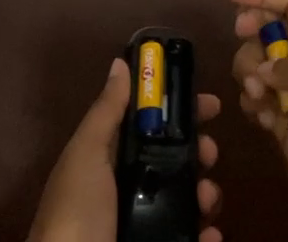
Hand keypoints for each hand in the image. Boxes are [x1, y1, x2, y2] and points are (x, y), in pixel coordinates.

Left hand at [29, 57, 223, 241]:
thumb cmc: (76, 211)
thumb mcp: (86, 154)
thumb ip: (106, 111)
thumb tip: (120, 63)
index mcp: (111, 159)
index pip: (152, 124)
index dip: (180, 111)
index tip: (210, 104)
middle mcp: (130, 187)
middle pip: (175, 160)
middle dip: (199, 151)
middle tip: (209, 153)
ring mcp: (145, 222)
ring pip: (188, 198)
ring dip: (207, 192)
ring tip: (207, 199)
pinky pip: (191, 238)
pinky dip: (206, 234)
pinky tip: (210, 233)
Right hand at [227, 0, 287, 241]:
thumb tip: (265, 67)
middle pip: (272, 26)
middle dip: (253, 30)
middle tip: (242, 39)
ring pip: (259, 62)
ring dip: (250, 71)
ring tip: (260, 96)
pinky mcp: (284, 123)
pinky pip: (257, 96)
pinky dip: (251, 100)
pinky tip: (261, 118)